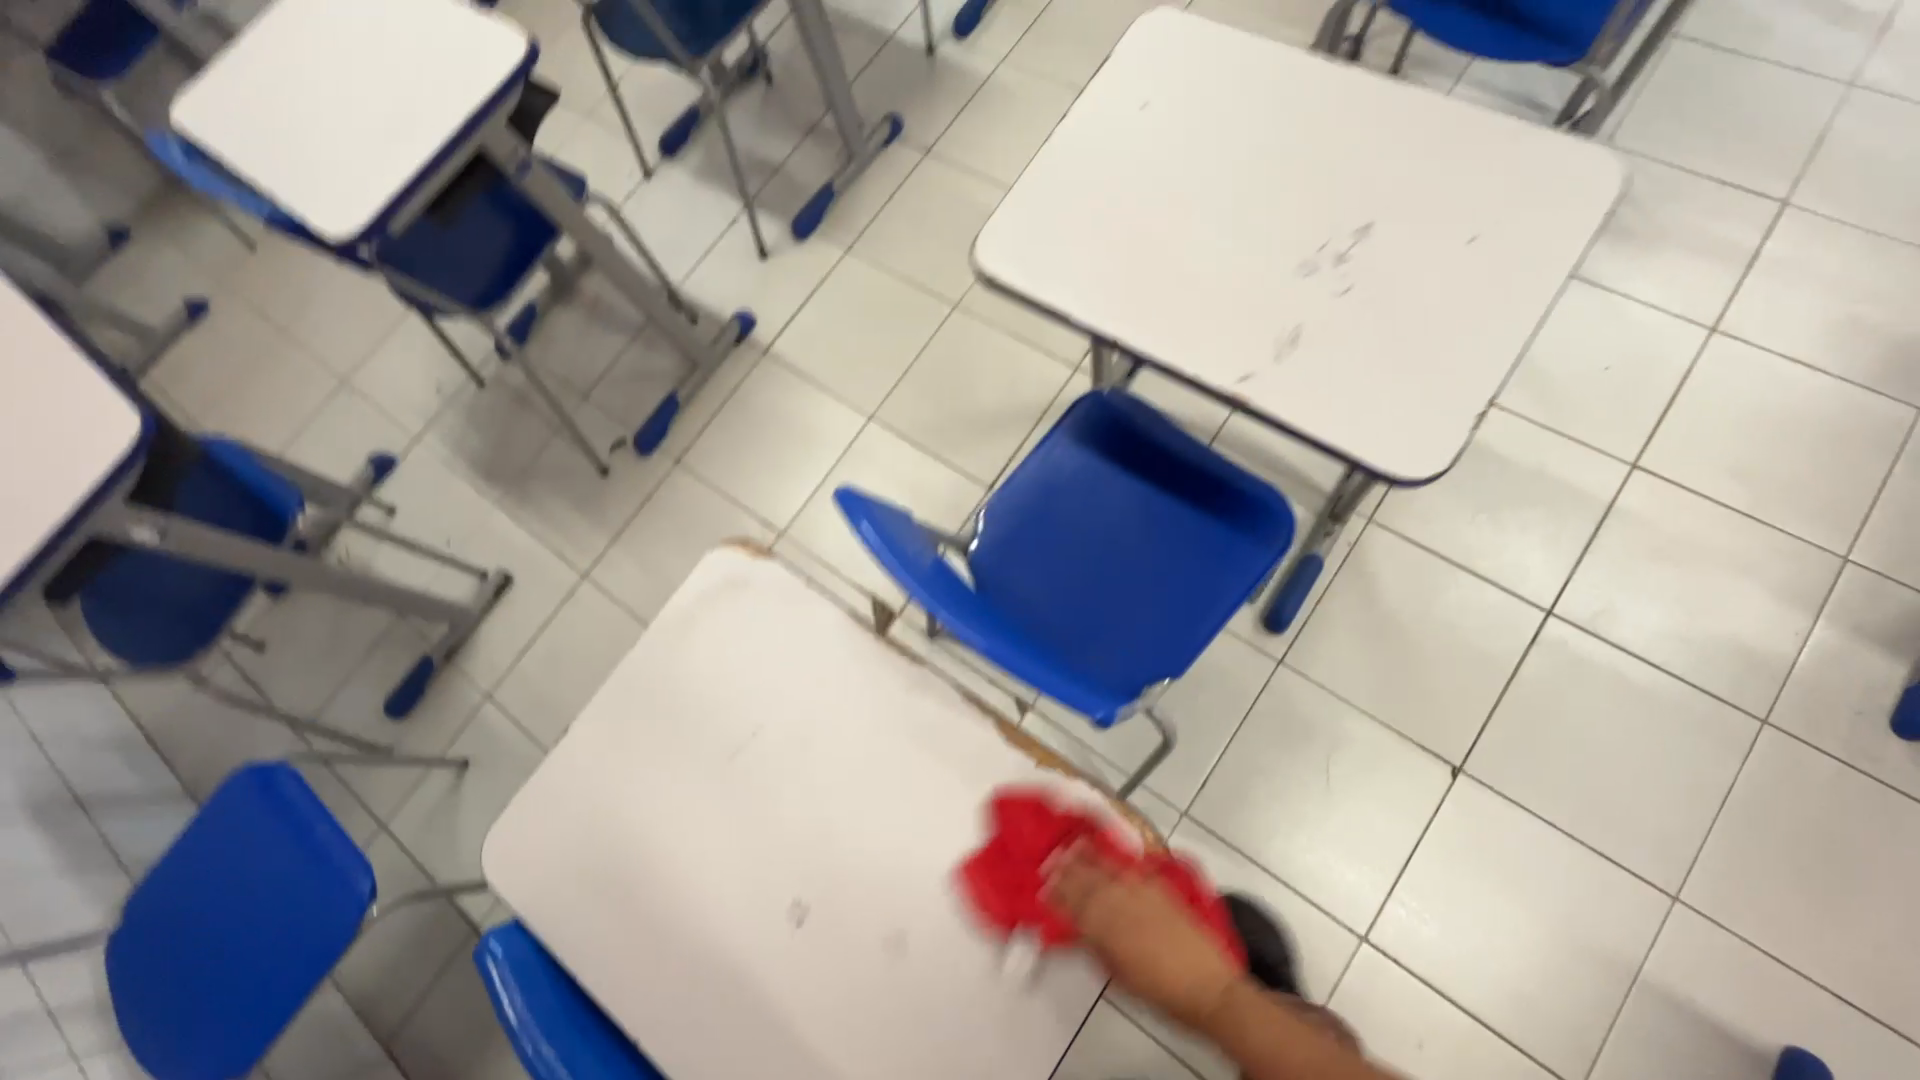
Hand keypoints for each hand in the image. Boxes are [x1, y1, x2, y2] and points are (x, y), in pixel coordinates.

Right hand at [1043, 842, 1245, 1031]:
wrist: (1209, 988)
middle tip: (1051, 861)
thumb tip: (1079, 931)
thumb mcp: (1119, 977)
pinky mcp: (1162, 888)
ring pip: (1108, 868)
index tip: (1042, 887)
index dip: (1056, 895)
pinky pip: (1133, 867)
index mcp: (1105, 928)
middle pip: (1087, 881)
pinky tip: (1110, 855)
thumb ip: (1096, 949)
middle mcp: (1120, 903)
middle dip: (1067, 871)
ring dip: (1088, 857)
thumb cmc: (1160, 993)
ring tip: (1073, 846)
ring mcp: (1142, 892)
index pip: (1073, 904)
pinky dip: (1117, 859)